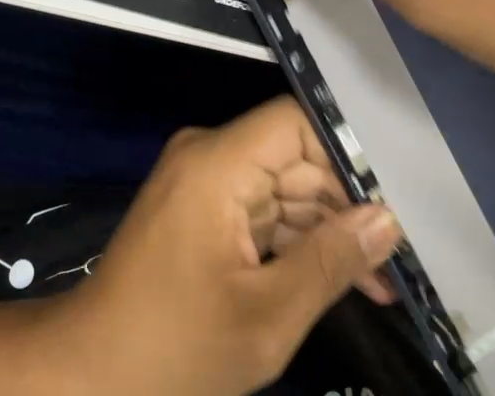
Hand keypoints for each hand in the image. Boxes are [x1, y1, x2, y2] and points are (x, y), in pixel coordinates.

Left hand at [50, 97, 402, 395]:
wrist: (92, 371)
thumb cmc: (177, 346)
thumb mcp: (267, 315)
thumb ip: (331, 260)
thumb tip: (388, 219)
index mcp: (216, 165)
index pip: (296, 123)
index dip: (348, 154)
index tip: (394, 201)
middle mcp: (209, 159)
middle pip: (295, 159)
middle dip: (348, 204)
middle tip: (402, 255)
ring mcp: (203, 185)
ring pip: (285, 189)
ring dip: (329, 231)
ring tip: (383, 281)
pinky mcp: (202, 211)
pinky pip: (262, 211)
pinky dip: (298, 243)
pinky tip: (344, 280)